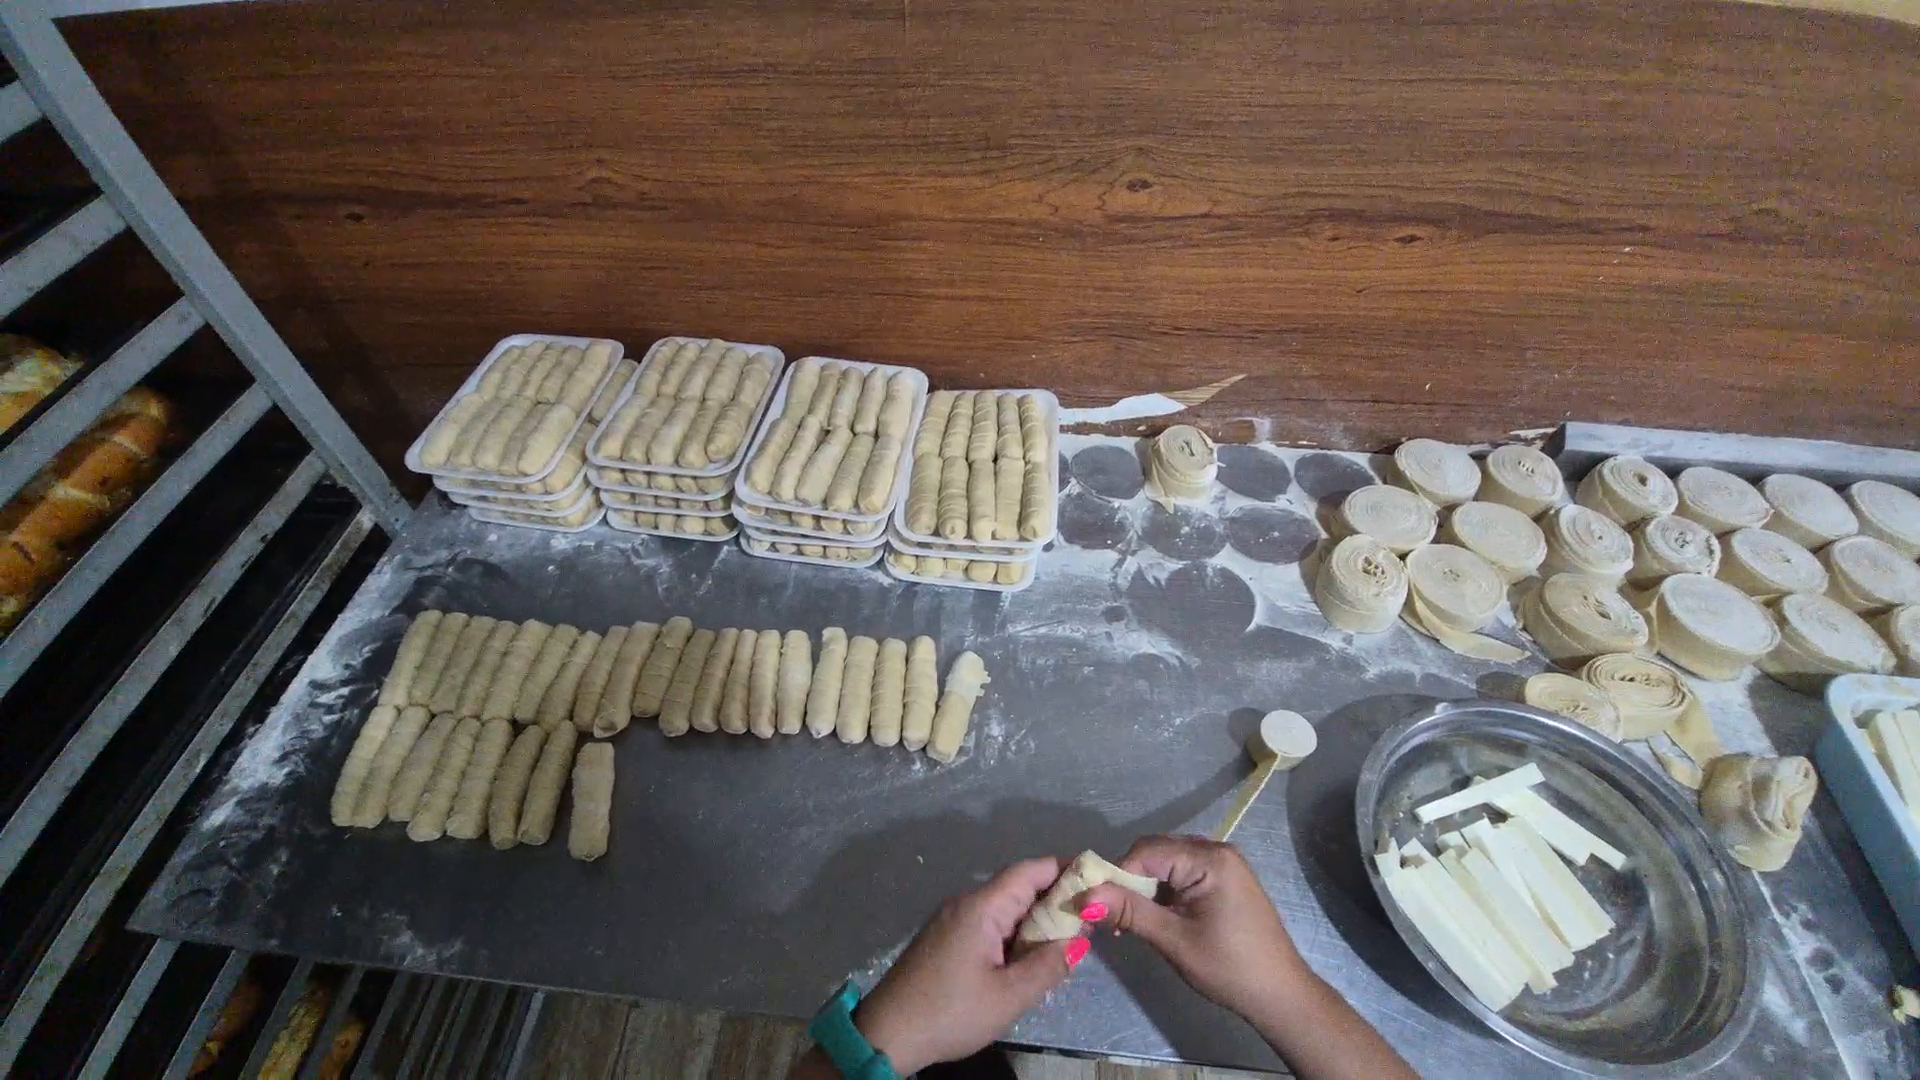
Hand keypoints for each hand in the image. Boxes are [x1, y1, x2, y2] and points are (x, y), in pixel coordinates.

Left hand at [854, 858, 1083, 1073]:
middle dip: (1053, 898)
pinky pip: (988, 922)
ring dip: (1033, 918)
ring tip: (1066, 938)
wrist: (886, 1033)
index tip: (1094, 876)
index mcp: (981, 907)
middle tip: (1089, 916)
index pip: (1029, 871)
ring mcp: (952, 919)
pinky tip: (1028, 955)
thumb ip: (1047, 966)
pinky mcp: (945, 937)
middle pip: (1017, 887)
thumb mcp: (1007, 997)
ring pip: (1003, 907)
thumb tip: (1078, 940)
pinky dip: (1013, 931)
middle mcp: (966, 902)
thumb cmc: (950, 1012)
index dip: (1062, 868)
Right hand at [1080, 835, 1306, 1022]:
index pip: (1146, 851)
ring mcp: (1223, 863)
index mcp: (1209, 858)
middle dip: (1131, 881)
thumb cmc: (1230, 968)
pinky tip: (1159, 917)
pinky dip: (1165, 891)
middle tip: (1116, 918)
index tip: (1102, 908)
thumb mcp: (1174, 940)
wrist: (1282, 997)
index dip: (1118, 876)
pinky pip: (1183, 872)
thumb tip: (1084, 896)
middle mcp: (1216, 850)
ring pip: (1166, 862)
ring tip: (1135, 922)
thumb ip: (1129, 912)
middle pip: (1155, 852)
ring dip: (1146, 887)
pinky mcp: (1225, 878)